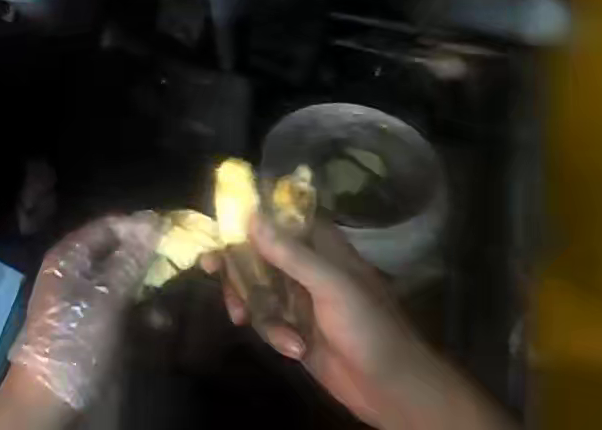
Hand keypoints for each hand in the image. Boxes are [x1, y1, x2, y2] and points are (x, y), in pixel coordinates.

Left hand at [7, 212, 159, 410]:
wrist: (51, 411)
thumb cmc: (73, 341)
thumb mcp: (105, 295)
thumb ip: (131, 257)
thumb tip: (155, 220)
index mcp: (71, 258)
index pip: (110, 225)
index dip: (139, 225)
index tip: (171, 228)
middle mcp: (80, 274)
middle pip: (122, 252)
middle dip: (150, 255)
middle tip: (180, 255)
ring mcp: (93, 303)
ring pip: (131, 280)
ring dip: (154, 285)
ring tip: (176, 287)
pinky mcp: (104, 330)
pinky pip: (132, 310)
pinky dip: (149, 314)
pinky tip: (163, 322)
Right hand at [210, 218, 512, 429]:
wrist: (390, 386)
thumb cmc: (367, 323)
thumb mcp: (330, 284)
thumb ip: (290, 253)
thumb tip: (251, 216)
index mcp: (317, 240)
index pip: (276, 213)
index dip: (245, 215)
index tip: (217, 221)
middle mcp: (304, 261)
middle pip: (256, 249)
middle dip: (237, 264)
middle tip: (211, 268)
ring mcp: (297, 294)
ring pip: (256, 286)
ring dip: (255, 306)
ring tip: (252, 323)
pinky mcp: (292, 325)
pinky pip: (266, 318)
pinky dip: (273, 332)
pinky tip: (292, 348)